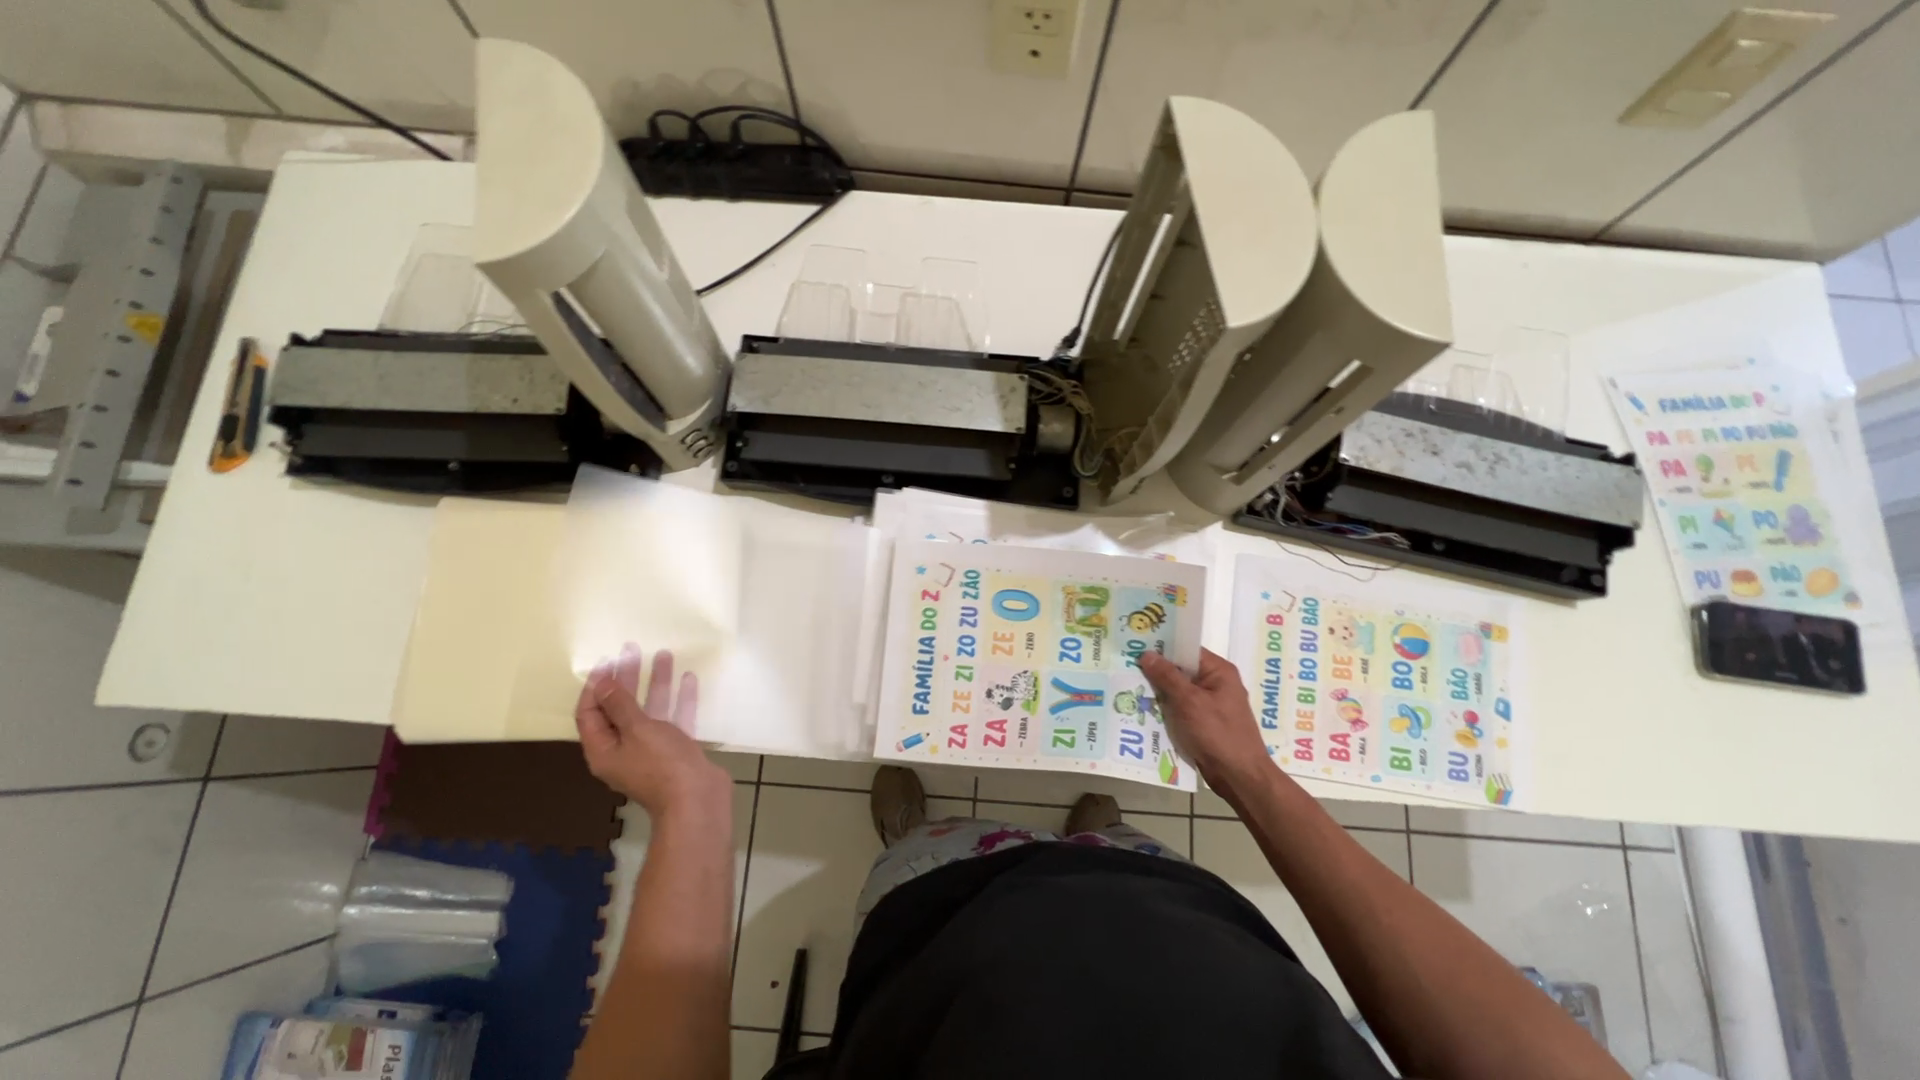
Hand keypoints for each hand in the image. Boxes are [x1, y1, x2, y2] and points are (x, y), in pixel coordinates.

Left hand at [576, 644, 729, 817]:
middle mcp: (624, 750)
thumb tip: (600, 684)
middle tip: (633, 651)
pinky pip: (674, 721)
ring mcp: (652, 752)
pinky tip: (689, 680)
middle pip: (620, 709)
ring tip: (665, 655)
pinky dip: (679, 701)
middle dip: (626, 679)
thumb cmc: (661, 763)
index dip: (595, 686)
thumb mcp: (636, 729)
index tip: (607, 661)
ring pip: (650, 712)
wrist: (698, 800)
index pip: (590, 713)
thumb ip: (619, 704)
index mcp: (603, 750)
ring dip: (656, 684)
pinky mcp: (676, 752)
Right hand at [1139, 649, 1271, 795]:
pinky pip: (1180, 710)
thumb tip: (1147, 654)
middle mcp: (1216, 684)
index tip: (1135, 647)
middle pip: (1181, 671)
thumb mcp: (1189, 702)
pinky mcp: (1203, 724)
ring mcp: (1210, 705)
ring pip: (1178, 692)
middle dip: (1156, 672)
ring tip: (1127, 687)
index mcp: (1219, 671)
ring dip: (1158, 693)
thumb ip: (1167, 677)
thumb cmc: (1217, 733)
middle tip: (1125, 668)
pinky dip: (1165, 711)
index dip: (1162, 648)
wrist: (1239, 776)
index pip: (1187, 650)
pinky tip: (1142, 711)